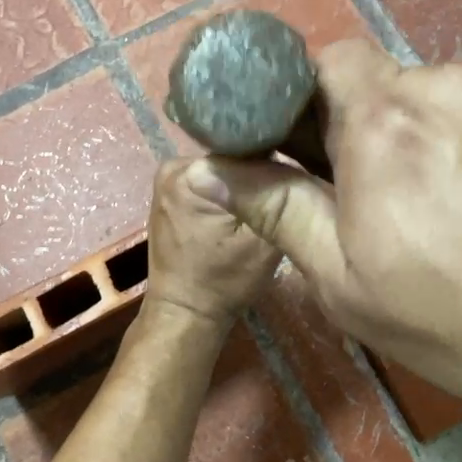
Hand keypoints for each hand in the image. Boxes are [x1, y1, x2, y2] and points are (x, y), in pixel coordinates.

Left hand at [144, 158, 281, 325]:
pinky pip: (211, 177)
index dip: (275, 163)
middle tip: (284, 192)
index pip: (247, 149)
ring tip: (267, 199)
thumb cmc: (224, 281)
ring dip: (245, 180)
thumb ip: (276, 195)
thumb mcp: (262, 240)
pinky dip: (229, 188)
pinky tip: (245, 205)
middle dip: (258, 172)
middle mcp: (173, 166)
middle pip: (234, 155)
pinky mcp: (169, 190)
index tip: (295, 179)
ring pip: (224, 166)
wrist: (184, 313)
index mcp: (191, 173)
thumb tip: (289, 159)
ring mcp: (167, 177)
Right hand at [199, 39, 461, 436]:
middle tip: (396, 204)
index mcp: (384, 122)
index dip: (313, 99)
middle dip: (380, 131)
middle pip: (394, 86)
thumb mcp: (350, 285)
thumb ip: (279, 211)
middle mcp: (452, 85)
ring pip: (457, 101)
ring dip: (446, 142)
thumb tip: (212, 171)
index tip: (318, 149)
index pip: (327, 61)